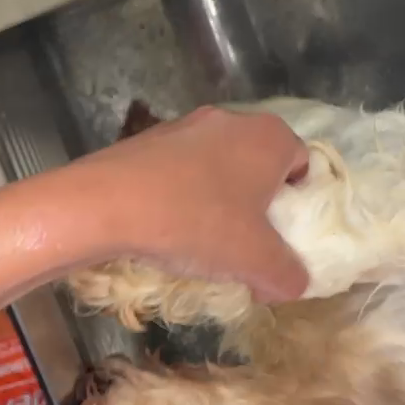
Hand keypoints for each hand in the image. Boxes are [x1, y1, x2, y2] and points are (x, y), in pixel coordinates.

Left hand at [53, 106, 310, 301]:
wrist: (103, 204)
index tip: (278, 239)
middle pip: (253, 166)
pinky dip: (172, 196)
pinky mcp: (139, 142)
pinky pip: (170, 172)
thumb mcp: (254, 261)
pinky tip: (158, 227)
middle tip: (239, 244)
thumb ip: (286, 275)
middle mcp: (226, 120)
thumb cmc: (193, 222)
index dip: (296, 206)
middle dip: (250, 205)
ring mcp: (178, 127)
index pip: (302, 166)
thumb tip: (290, 284)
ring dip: (208, 201)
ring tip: (194, 241)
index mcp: (268, 136)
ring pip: (209, 168)